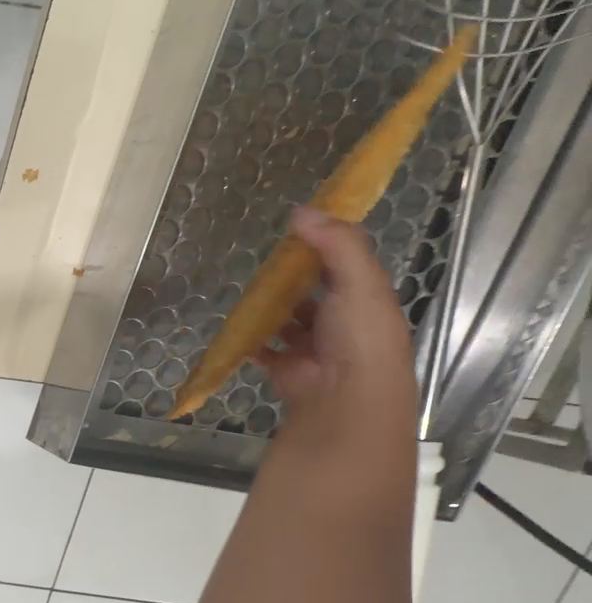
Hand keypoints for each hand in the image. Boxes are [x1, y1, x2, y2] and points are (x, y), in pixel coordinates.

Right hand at [253, 206, 418, 422]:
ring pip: (286, 323)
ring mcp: (312, 346)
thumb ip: (334, 244)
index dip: (324, 250)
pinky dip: (249, 344)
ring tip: (245, 296)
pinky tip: (236, 332)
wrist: (344, 391)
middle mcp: (340, 321)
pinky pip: (263, 352)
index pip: (344, 267)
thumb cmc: (359, 333)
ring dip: (269, 313)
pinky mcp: (286, 367)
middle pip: (312, 296)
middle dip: (291, 283)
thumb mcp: (358, 279)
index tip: (296, 234)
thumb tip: (301, 211)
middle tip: (263, 268)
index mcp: (365, 298)